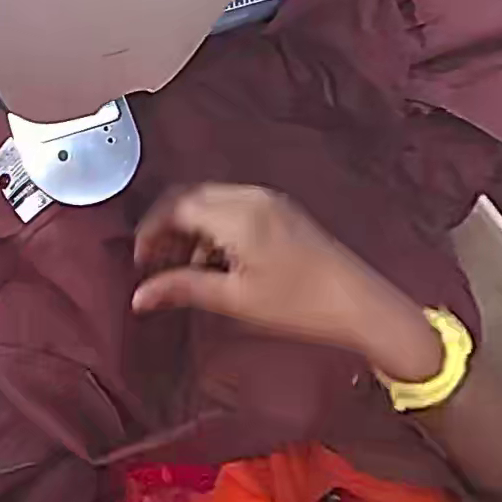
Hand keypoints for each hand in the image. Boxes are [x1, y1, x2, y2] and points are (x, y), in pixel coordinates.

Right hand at [132, 184, 443, 381]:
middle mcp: (249, 195)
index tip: (141, 262)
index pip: (175, 206)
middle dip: (165, 226)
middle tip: (155, 262)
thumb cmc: (298, 305)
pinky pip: (229, 205)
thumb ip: (182, 289)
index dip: (150, 231)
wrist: (363, 306)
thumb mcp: (235, 300)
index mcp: (237, 214)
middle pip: (188, 196)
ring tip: (184, 266)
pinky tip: (214, 260)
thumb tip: (138, 297)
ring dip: (187, 227)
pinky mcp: (278, 208)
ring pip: (207, 200)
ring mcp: (266, 199)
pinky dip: (210, 227)